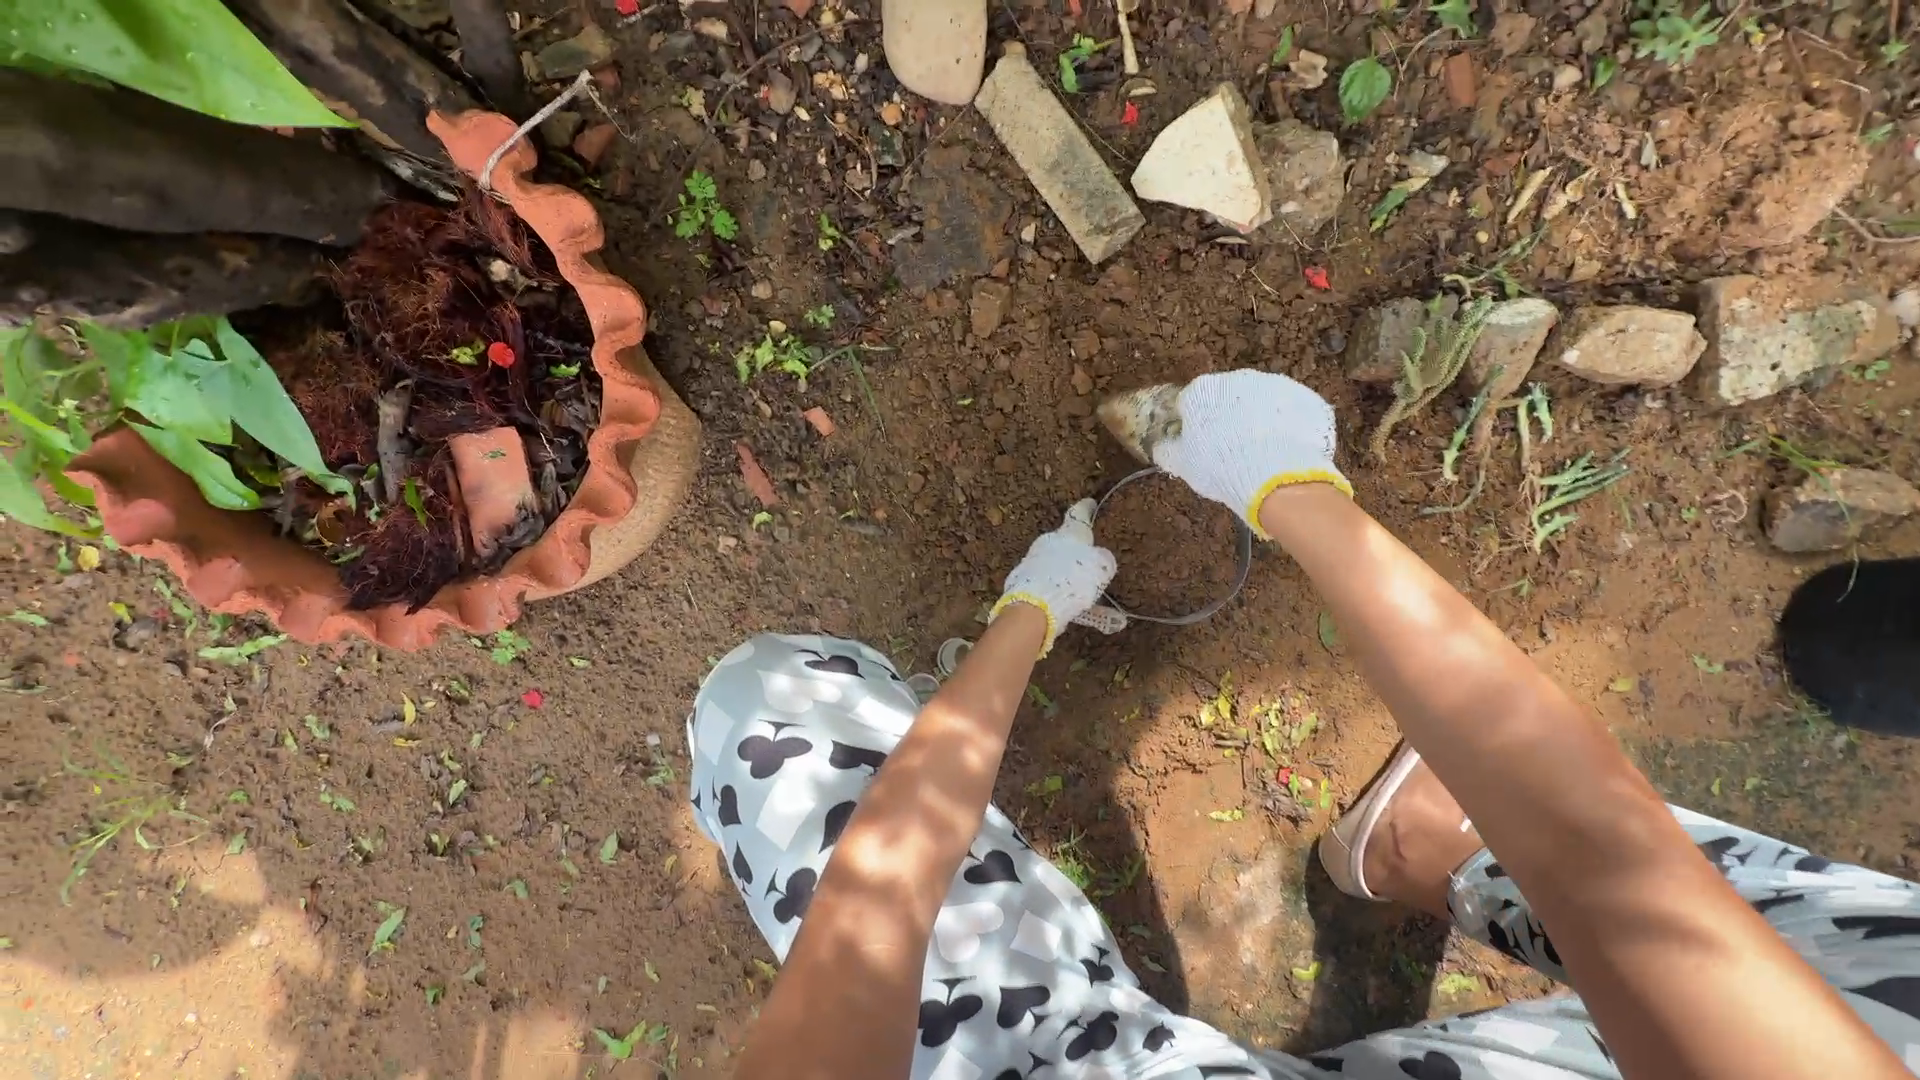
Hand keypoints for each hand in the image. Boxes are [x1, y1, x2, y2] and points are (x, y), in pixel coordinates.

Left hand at [990, 499, 1116, 656]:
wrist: (1036, 603)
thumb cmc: (1075, 578)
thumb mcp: (1102, 567)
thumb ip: (1103, 560)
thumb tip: (1100, 557)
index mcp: (1069, 532)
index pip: (1079, 514)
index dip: (1086, 509)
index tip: (1089, 503)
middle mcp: (1048, 541)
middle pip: (1064, 541)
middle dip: (1074, 549)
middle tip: (1088, 559)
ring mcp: (1032, 560)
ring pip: (1054, 563)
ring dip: (1065, 572)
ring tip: (1081, 590)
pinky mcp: (1022, 580)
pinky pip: (1046, 582)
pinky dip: (1056, 590)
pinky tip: (1067, 606)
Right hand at [1150, 369, 1352, 538]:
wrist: (1277, 477)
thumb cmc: (1220, 468)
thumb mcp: (1182, 465)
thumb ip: (1168, 450)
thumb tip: (1162, 446)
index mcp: (1203, 390)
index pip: (1191, 402)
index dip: (1193, 424)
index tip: (1198, 443)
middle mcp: (1239, 378)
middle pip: (1228, 397)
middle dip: (1228, 417)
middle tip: (1231, 450)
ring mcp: (1277, 385)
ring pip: (1263, 402)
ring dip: (1260, 420)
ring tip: (1262, 453)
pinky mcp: (1307, 398)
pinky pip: (1292, 412)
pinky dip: (1289, 427)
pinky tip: (1286, 451)